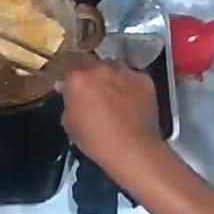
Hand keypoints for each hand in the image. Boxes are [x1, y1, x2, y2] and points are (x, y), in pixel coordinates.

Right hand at [57, 56, 167, 178]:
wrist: (133, 149)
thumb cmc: (95, 140)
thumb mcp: (70, 124)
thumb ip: (69, 103)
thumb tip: (70, 94)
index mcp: (78, 78)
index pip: (71, 70)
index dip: (73, 81)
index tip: (74, 91)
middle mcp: (101, 68)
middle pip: (93, 65)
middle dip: (92, 75)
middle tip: (95, 92)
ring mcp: (124, 72)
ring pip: (115, 67)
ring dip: (112, 77)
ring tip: (115, 94)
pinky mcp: (144, 79)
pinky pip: (134, 77)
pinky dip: (131, 85)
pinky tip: (132, 100)